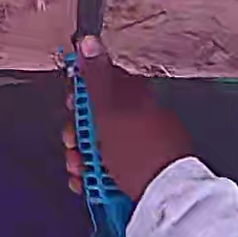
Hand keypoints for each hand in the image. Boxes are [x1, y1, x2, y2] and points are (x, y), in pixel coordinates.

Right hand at [60, 35, 192, 202]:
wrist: (166, 197)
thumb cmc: (137, 148)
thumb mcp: (110, 108)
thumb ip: (95, 75)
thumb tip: (88, 39)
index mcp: (133, 95)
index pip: (100, 82)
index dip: (79, 94)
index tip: (71, 106)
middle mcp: (137, 117)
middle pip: (95, 117)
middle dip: (77, 132)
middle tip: (74, 144)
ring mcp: (138, 144)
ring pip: (98, 144)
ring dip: (81, 157)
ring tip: (80, 170)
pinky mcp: (136, 169)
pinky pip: (107, 167)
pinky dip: (93, 175)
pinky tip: (87, 183)